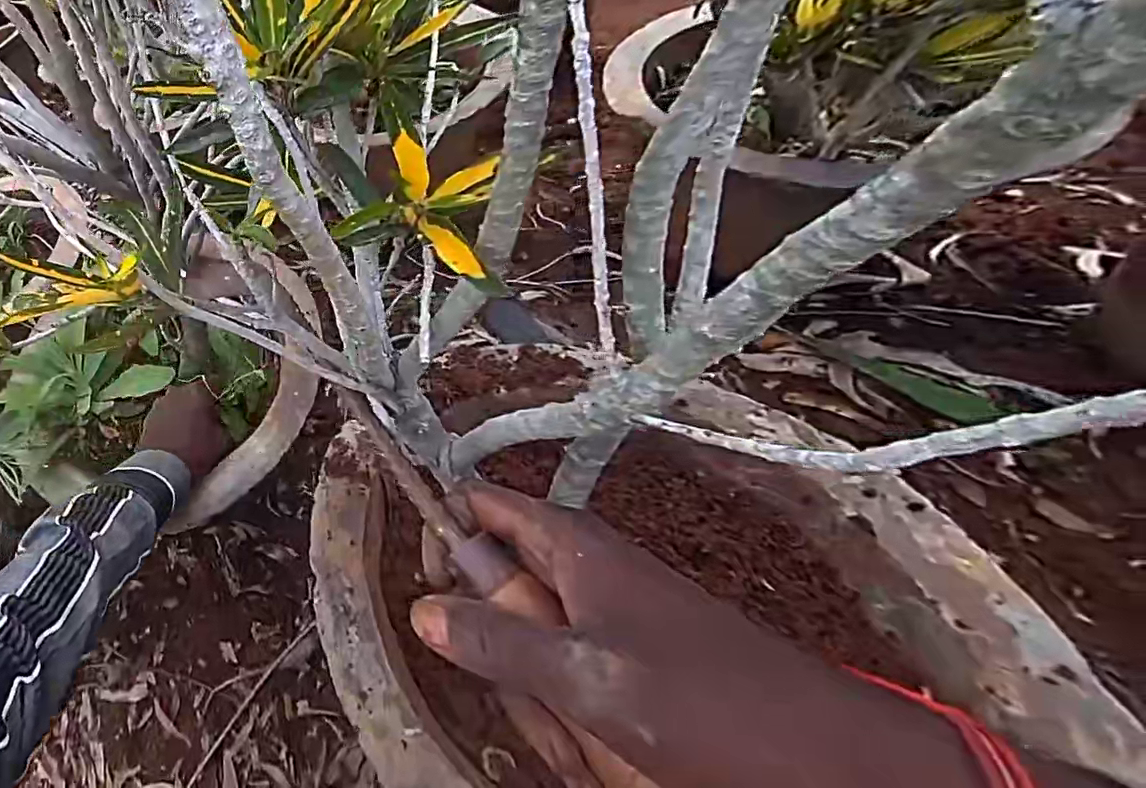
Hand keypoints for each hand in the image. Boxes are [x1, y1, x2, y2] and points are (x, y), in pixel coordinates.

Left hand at [137, 382, 224, 479]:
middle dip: (197, 403)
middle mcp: (177, 391)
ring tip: (186, 429)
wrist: (162, 470)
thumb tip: (217, 419)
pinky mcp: (148, 416)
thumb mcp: (221, 439)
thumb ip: (221, 422)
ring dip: (181, 411)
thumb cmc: (197, 452)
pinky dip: (168, 420)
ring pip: (175, 402)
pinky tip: (172, 435)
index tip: (219, 409)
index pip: (212, 385)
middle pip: (191, 392)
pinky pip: (163, 414)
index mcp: (198, 391)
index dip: (217, 397)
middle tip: (203, 420)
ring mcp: (159, 403)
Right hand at [411, 484, 1024, 787]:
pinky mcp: (622, 652)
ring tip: (577, 742)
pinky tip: (593, 750)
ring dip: (532, 691)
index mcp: (565, 541)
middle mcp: (577, 562)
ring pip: (524, 634)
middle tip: (531, 698)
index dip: (443, 534)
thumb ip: (497, 639)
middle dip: (495, 642)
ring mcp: (601, 609)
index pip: (474, 503)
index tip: (433, 593)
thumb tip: (421, 610)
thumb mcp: (588, 677)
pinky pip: (561, 667)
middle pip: (494, 580)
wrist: (843, 766)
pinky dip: (563, 707)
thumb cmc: (709, 704)